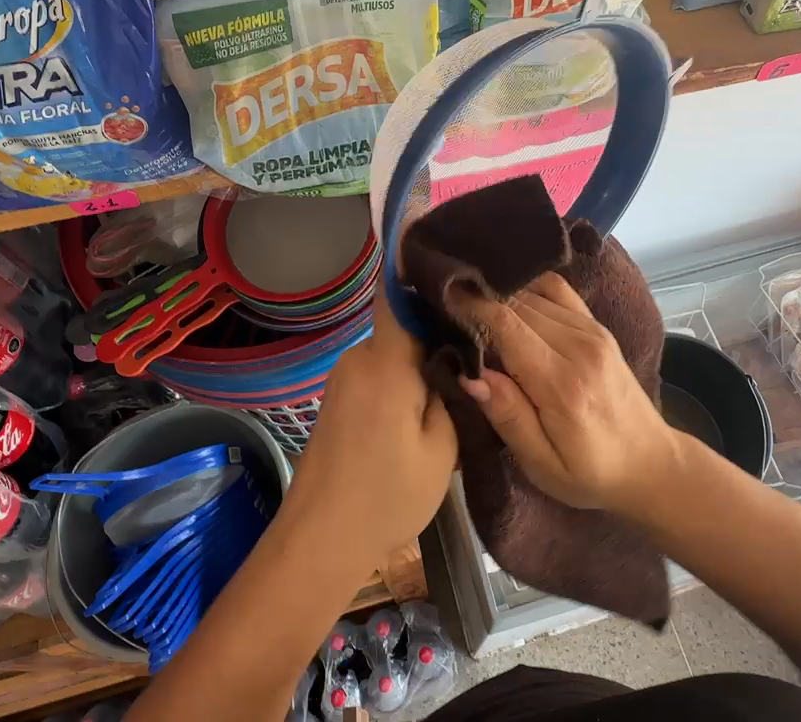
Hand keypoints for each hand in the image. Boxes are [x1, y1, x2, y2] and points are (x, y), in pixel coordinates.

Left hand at [283, 290, 458, 565]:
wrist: (320, 540)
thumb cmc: (387, 496)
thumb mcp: (442, 448)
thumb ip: (453, 392)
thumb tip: (455, 358)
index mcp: (386, 363)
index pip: (398, 295)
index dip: (422, 271)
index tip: (455, 260)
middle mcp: (359, 359)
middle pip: (403, 326)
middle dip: (437, 332)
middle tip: (481, 345)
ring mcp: (344, 378)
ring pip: (393, 354)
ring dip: (421, 363)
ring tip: (460, 382)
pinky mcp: (338, 399)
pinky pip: (379, 374)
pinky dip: (402, 382)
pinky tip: (425, 407)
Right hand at [456, 273, 682, 515]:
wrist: (650, 463)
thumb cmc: (591, 473)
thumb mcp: (544, 465)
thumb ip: (508, 417)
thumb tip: (470, 375)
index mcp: (563, 384)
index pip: (508, 326)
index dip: (471, 306)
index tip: (440, 297)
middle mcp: (580, 346)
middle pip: (518, 303)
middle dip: (479, 297)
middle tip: (445, 299)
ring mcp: (593, 331)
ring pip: (534, 293)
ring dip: (500, 292)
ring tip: (470, 298)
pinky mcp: (597, 326)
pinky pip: (557, 290)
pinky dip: (529, 286)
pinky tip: (509, 295)